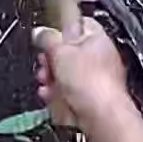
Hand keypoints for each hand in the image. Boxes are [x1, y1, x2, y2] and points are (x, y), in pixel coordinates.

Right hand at [31, 17, 131, 131]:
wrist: (102, 118)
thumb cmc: (89, 81)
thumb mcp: (59, 51)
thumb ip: (47, 38)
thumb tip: (39, 32)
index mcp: (97, 38)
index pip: (77, 24)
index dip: (59, 30)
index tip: (46, 37)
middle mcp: (101, 57)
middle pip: (69, 52)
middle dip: (51, 60)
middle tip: (45, 64)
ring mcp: (99, 80)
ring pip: (68, 74)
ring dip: (52, 79)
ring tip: (46, 83)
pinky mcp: (93, 100)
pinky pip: (71, 93)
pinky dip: (59, 95)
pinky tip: (51, 97)